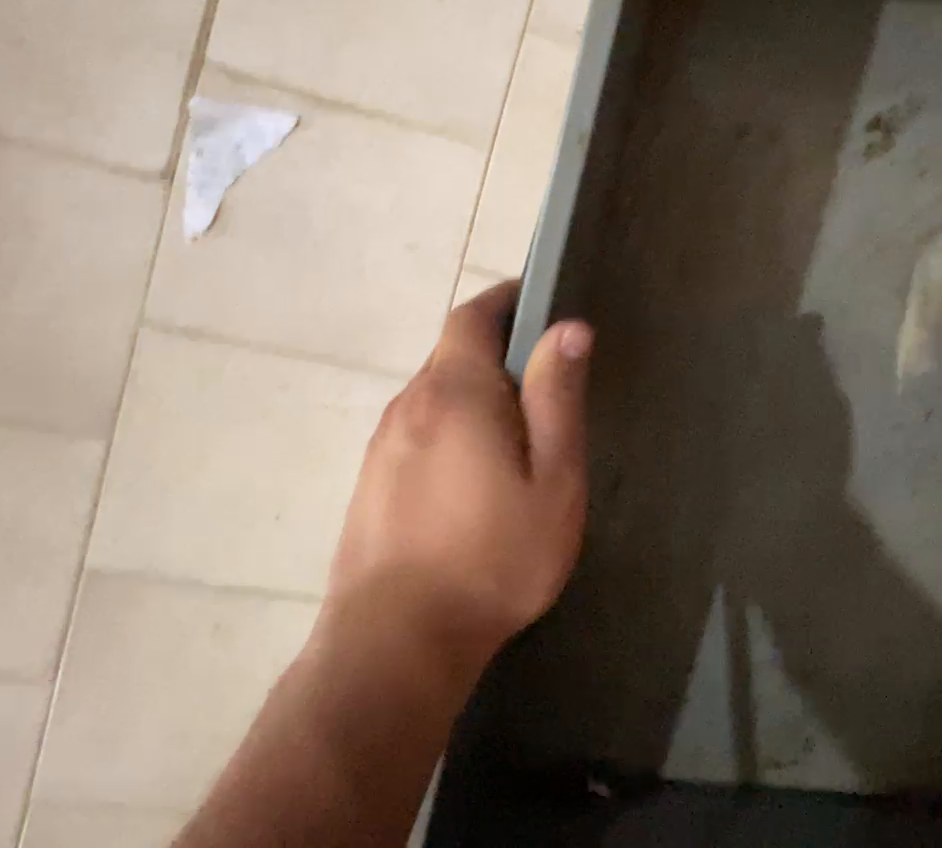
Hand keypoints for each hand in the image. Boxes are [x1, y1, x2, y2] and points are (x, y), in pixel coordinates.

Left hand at [322, 281, 591, 671]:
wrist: (397, 643)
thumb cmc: (494, 556)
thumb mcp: (552, 477)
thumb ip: (557, 397)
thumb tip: (569, 327)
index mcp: (456, 393)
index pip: (473, 317)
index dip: (506, 298)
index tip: (542, 297)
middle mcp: (409, 406)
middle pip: (453, 354)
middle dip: (499, 350)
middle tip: (551, 380)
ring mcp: (382, 446)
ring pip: (436, 396)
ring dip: (477, 393)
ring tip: (523, 432)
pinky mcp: (372, 483)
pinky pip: (420, 431)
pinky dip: (455, 426)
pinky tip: (480, 475)